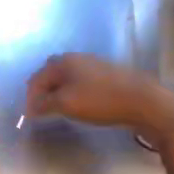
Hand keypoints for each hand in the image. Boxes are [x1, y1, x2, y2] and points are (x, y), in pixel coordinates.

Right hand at [26, 54, 173, 146]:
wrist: (144, 100)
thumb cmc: (100, 100)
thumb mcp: (66, 104)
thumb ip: (44, 104)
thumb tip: (30, 107)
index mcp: (63, 61)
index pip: (37, 78)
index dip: (31, 96)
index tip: (30, 115)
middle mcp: (76, 58)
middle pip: (52, 73)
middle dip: (44, 90)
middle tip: (41, 109)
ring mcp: (94, 64)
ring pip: (68, 77)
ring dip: (59, 91)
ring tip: (59, 109)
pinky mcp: (108, 74)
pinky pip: (82, 81)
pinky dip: (74, 91)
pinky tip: (80, 104)